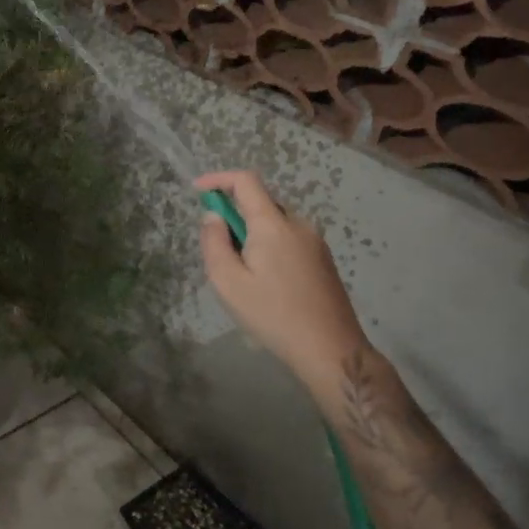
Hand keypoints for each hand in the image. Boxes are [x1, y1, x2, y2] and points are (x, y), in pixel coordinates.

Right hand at [195, 170, 368, 383]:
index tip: (197, 191)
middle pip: (260, 203)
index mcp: (273, 224)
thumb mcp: (228, 282)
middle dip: (235, 216)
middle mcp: (298, 224)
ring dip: (252, 235)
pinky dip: (270, 247)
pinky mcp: (323, 259)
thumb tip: (213, 216)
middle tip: (220, 253)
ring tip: (244, 277)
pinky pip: (289, 239)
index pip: (246, 181)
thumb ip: (214, 242)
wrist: (331, 349)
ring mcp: (315, 242)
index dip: (218, 179)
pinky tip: (268, 284)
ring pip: (275, 223)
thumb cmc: (273, 315)